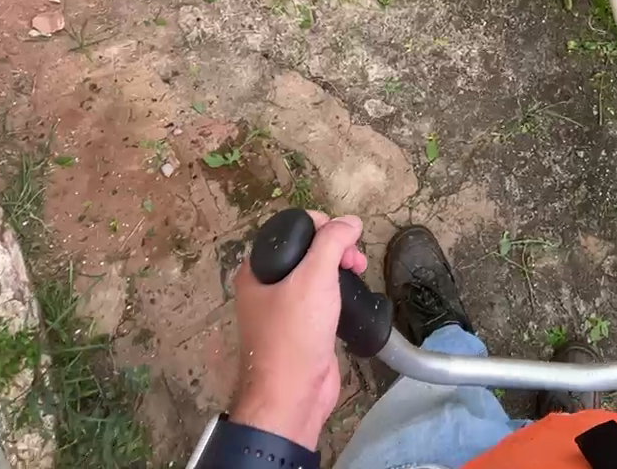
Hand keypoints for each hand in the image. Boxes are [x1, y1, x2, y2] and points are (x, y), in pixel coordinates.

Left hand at [228, 211, 368, 447]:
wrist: (293, 395)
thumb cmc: (296, 333)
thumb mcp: (314, 277)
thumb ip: (332, 241)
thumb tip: (351, 221)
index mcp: (257, 269)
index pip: (292, 228)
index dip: (323, 226)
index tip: (345, 238)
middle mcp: (267, 284)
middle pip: (308, 248)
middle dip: (337, 246)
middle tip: (355, 259)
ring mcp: (284, 306)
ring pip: (317, 270)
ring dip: (341, 265)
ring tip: (359, 271)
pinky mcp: (302, 325)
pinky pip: (323, 294)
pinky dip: (339, 288)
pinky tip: (351, 294)